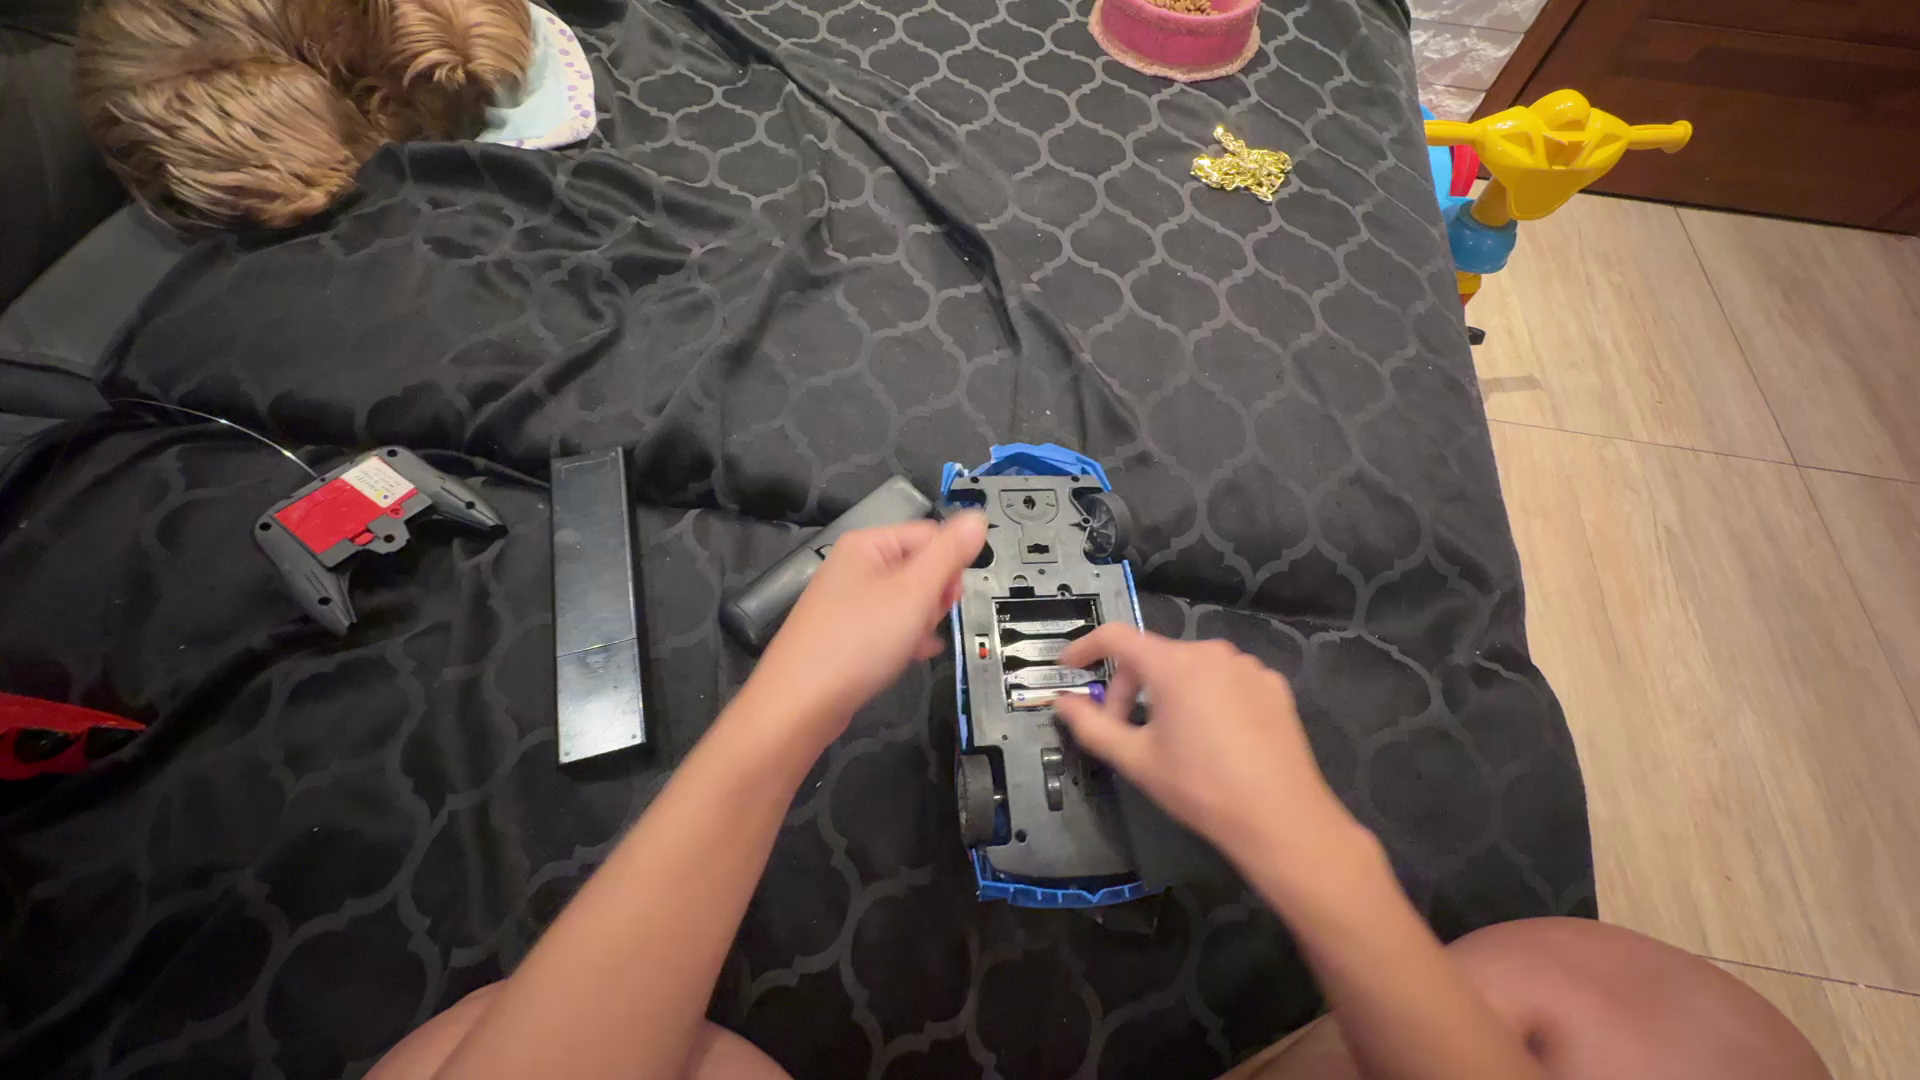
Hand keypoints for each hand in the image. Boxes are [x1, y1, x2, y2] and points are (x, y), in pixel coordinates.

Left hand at [741, 512, 987, 754]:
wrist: (802, 703)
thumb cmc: (858, 641)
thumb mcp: (914, 592)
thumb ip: (949, 553)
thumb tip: (977, 518)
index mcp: (867, 544)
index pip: (930, 535)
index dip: (950, 563)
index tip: (953, 595)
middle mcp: (855, 566)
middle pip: (919, 567)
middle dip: (935, 595)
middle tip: (928, 619)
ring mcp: (848, 601)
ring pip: (907, 600)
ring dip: (922, 619)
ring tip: (914, 642)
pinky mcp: (847, 632)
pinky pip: (889, 624)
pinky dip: (905, 637)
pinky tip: (910, 655)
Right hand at [1053, 625, 1361, 867]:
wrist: (1282, 819)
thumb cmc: (1201, 787)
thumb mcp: (1136, 759)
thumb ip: (1091, 726)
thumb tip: (1062, 703)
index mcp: (1174, 665)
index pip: (1116, 637)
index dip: (1085, 648)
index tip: (1069, 666)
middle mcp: (1211, 653)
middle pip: (1153, 656)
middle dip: (1129, 688)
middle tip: (1123, 730)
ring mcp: (1247, 667)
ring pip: (1189, 668)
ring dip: (1167, 692)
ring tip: (1172, 738)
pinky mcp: (1272, 686)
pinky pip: (1224, 680)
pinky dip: (1206, 697)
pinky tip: (1213, 738)